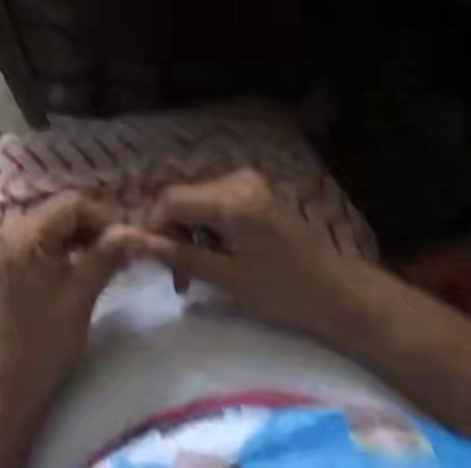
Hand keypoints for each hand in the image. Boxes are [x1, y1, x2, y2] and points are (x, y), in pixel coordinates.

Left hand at [0, 193, 128, 408]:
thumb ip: (107, 254)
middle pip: (68, 207)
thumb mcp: (83, 292)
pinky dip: (76, 242)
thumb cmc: (48, 337)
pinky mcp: (23, 253)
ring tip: (112, 258)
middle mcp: (19, 226)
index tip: (126, 244)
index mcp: (29, 232)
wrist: (16, 379)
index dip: (104, 218)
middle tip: (122, 251)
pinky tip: (92, 261)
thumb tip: (137, 232)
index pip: (74, 203)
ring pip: (64, 219)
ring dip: (89, 233)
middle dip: (98, 224)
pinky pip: (55, 233)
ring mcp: (19, 239)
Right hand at [107, 168, 372, 339]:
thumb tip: (134, 242)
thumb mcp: (227, 279)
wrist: (336, 292)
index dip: (153, 226)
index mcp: (234, 199)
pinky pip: (212, 198)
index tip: (149, 259)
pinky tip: (212, 250)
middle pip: (182, 195)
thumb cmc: (284, 293)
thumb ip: (179, 256)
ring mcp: (247, 179)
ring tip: (194, 268)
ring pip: (194, 196)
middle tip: (176, 275)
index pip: (172, 199)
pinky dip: (203, 222)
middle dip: (171, 231)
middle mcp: (238, 178)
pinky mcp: (252, 187)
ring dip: (186, 229)